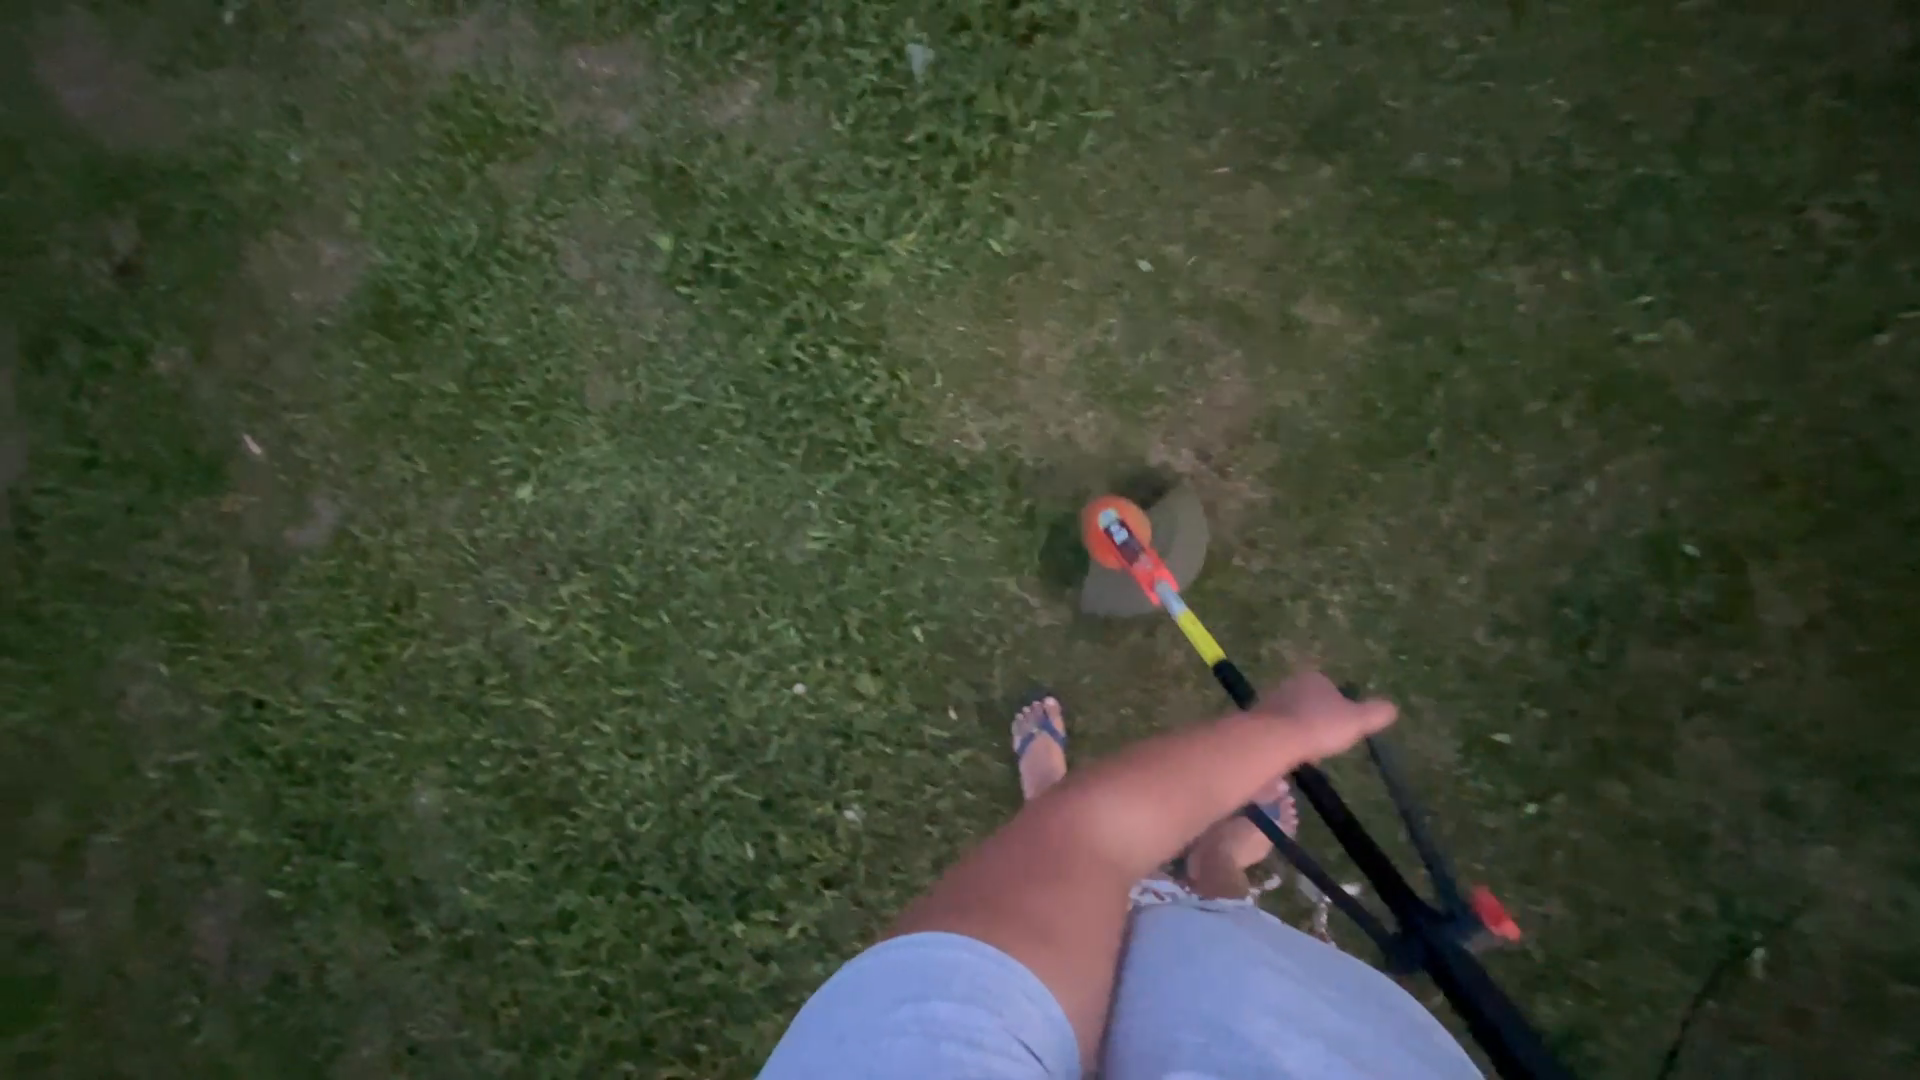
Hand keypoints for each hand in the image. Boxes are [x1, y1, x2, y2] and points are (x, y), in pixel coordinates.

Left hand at [1248, 671, 1396, 764]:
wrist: (1275, 738)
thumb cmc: (1320, 725)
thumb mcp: (1357, 720)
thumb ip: (1375, 713)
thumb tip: (1391, 708)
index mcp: (1312, 678)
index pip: (1330, 689)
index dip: (1339, 710)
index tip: (1343, 729)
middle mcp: (1287, 684)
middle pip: (1308, 703)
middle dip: (1317, 722)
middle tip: (1325, 744)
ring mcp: (1268, 701)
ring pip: (1290, 717)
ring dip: (1300, 734)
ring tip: (1308, 754)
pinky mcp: (1254, 721)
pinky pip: (1275, 732)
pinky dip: (1284, 743)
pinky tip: (1290, 757)